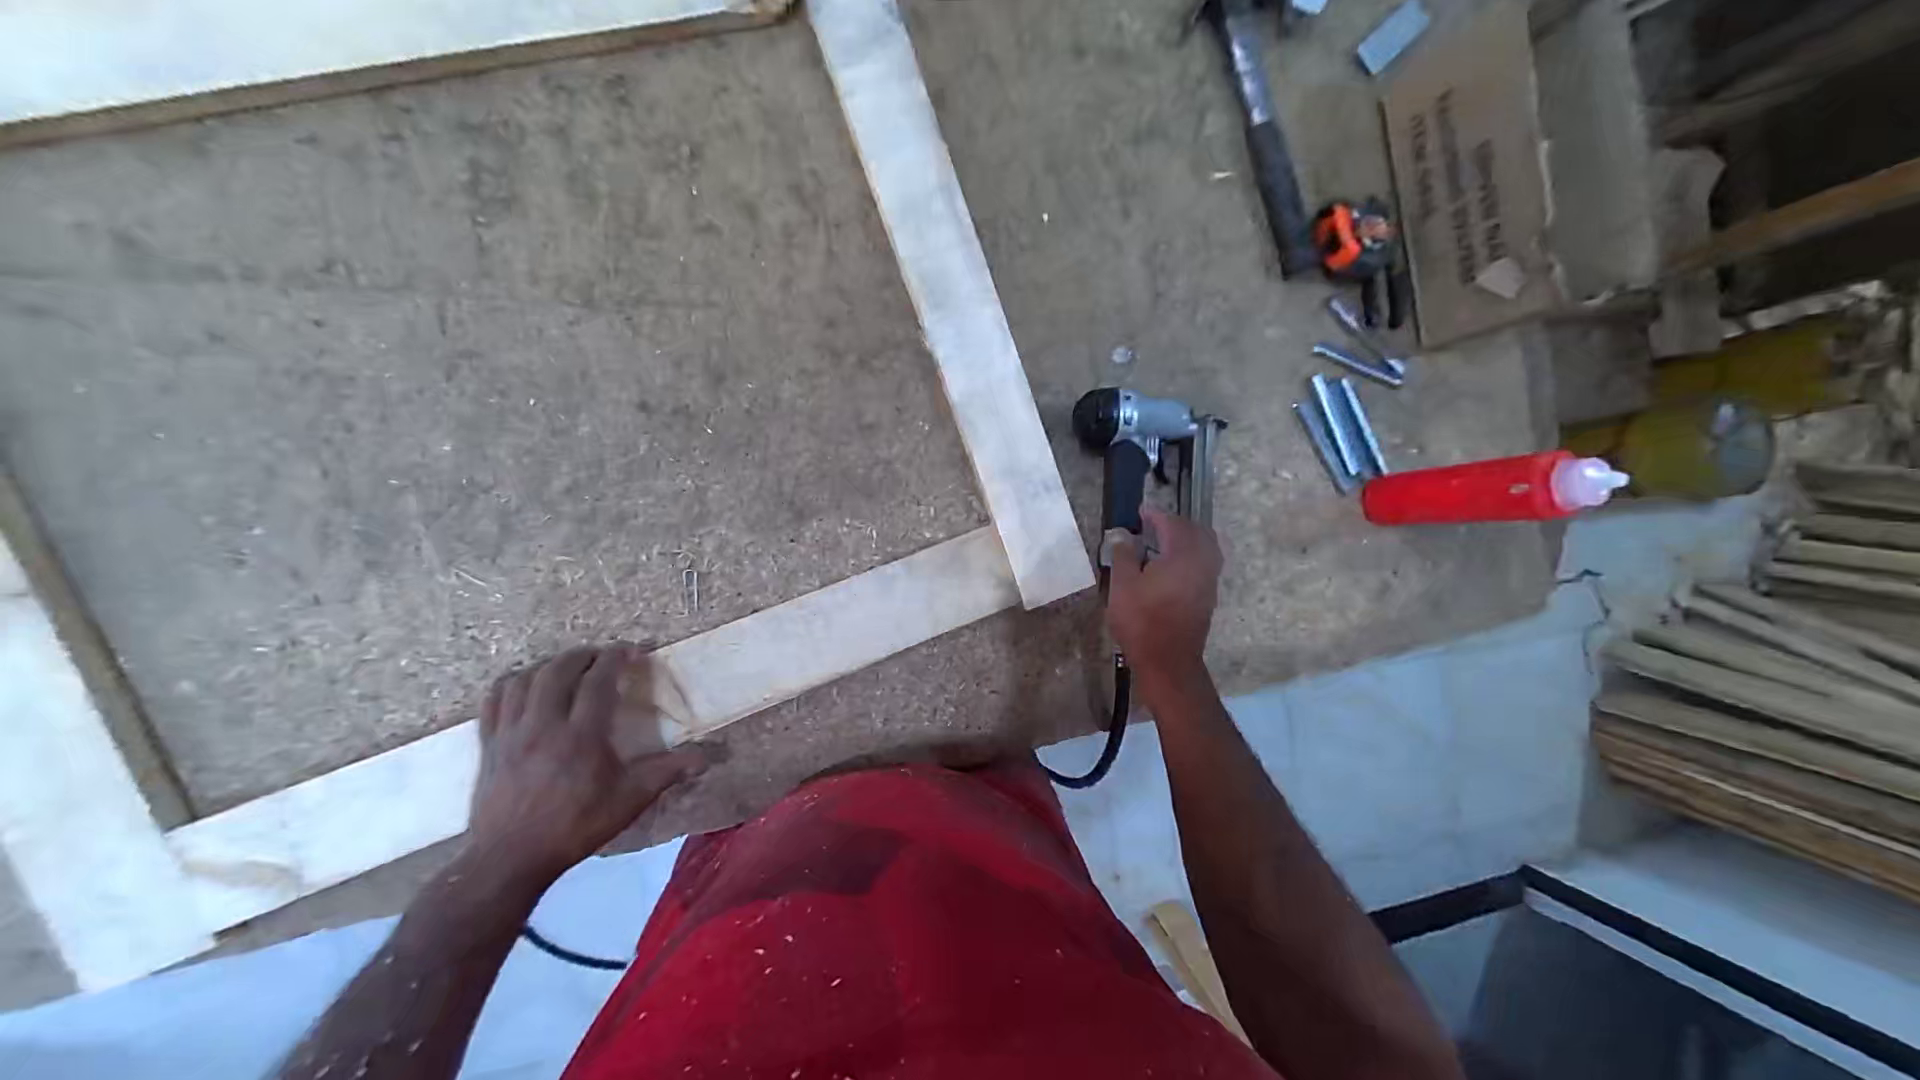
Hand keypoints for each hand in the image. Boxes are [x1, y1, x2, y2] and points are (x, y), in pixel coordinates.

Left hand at [469, 645, 705, 888]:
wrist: (509, 860)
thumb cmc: (576, 827)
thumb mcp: (630, 800)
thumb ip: (667, 773)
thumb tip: (705, 759)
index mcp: (581, 736)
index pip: (598, 681)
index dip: (615, 658)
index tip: (631, 650)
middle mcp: (543, 725)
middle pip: (559, 671)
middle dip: (583, 655)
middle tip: (601, 655)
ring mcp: (511, 733)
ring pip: (525, 679)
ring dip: (548, 664)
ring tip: (567, 666)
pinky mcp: (489, 744)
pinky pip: (494, 700)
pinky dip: (512, 682)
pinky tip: (525, 684)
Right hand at [1107, 506, 1222, 681]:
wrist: (1167, 662)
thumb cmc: (1141, 622)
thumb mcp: (1122, 586)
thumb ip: (1123, 555)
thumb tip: (1123, 535)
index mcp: (1182, 556)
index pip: (1173, 525)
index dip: (1157, 515)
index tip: (1141, 512)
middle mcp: (1202, 564)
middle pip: (1198, 532)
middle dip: (1177, 524)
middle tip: (1155, 525)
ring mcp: (1209, 582)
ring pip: (1206, 548)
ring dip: (1188, 539)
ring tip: (1164, 543)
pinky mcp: (1208, 598)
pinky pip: (1206, 564)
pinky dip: (1191, 555)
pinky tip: (1171, 566)